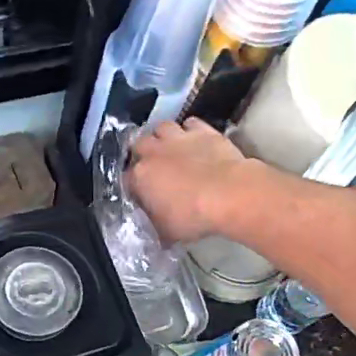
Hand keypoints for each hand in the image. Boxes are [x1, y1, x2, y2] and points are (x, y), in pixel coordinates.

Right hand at [128, 118, 255, 242]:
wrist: (229, 194)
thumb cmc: (193, 216)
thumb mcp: (168, 232)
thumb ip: (156, 226)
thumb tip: (155, 231)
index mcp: (140, 177)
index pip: (127, 180)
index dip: (133, 187)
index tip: (140, 196)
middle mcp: (154, 152)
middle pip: (139, 145)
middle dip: (143, 154)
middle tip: (153, 168)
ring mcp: (178, 138)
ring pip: (162, 127)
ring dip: (163, 137)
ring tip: (171, 150)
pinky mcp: (203, 131)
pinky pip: (190, 123)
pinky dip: (189, 130)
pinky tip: (194, 141)